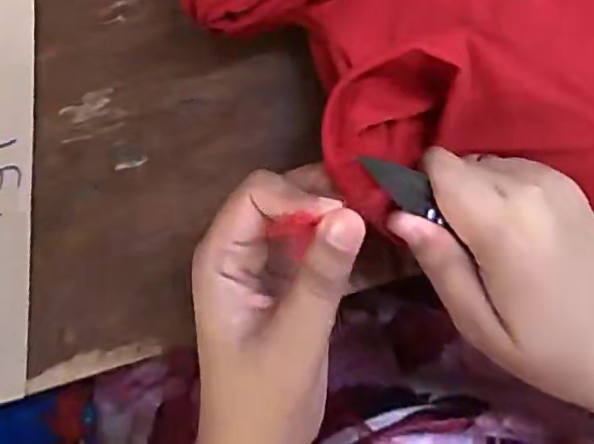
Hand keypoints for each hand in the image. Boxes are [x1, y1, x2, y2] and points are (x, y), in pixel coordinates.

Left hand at [192, 170, 365, 443]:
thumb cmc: (264, 401)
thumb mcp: (296, 340)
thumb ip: (321, 277)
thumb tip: (350, 213)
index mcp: (220, 255)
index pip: (256, 194)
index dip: (297, 195)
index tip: (341, 214)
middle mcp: (238, 246)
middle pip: (278, 193)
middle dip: (320, 192)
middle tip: (367, 200)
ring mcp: (261, 258)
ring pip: (297, 209)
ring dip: (332, 206)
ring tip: (373, 207)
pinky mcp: (285, 273)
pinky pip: (310, 234)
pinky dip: (336, 230)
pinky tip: (367, 229)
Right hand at [386, 150, 593, 421]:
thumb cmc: (541, 346)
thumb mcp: (477, 323)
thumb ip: (438, 261)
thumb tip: (397, 214)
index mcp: (502, 222)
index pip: (439, 164)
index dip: (423, 186)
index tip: (429, 223)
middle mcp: (526, 185)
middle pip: (459, 163)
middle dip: (449, 193)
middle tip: (466, 243)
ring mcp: (549, 177)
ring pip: (483, 162)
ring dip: (477, 190)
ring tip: (496, 238)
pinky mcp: (563, 177)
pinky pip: (509, 166)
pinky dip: (502, 188)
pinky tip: (521, 227)